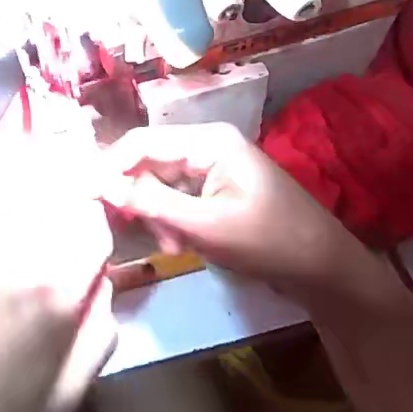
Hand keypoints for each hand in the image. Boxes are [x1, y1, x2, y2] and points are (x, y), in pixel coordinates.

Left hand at [0, 126, 114, 411]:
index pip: (96, 221)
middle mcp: (16, 237)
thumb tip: (102, 278)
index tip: (90, 240)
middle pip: (62, 178)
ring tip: (41, 176)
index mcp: (54, 285)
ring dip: (38, 162)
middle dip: (74, 184)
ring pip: (20, 159)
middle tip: (71, 200)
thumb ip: (100, 328)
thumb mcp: (66, 396)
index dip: (98, 228)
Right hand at [100, 123, 388, 305]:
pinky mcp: (215, 188)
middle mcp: (207, 145)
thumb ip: (151, 203)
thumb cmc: (270, 242)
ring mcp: (212, 167)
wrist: (326, 270)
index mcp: (209, 141)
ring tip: (175, 247)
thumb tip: (101, 185)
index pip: (142, 142)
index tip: (86, 196)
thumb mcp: (205, 226)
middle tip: (146, 235)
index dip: (110, 166)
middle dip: (142, 200)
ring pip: (160, 184)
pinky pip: (177, 197)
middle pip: (149, 163)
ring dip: (158, 215)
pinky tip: (184, 245)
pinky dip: (173, 220)